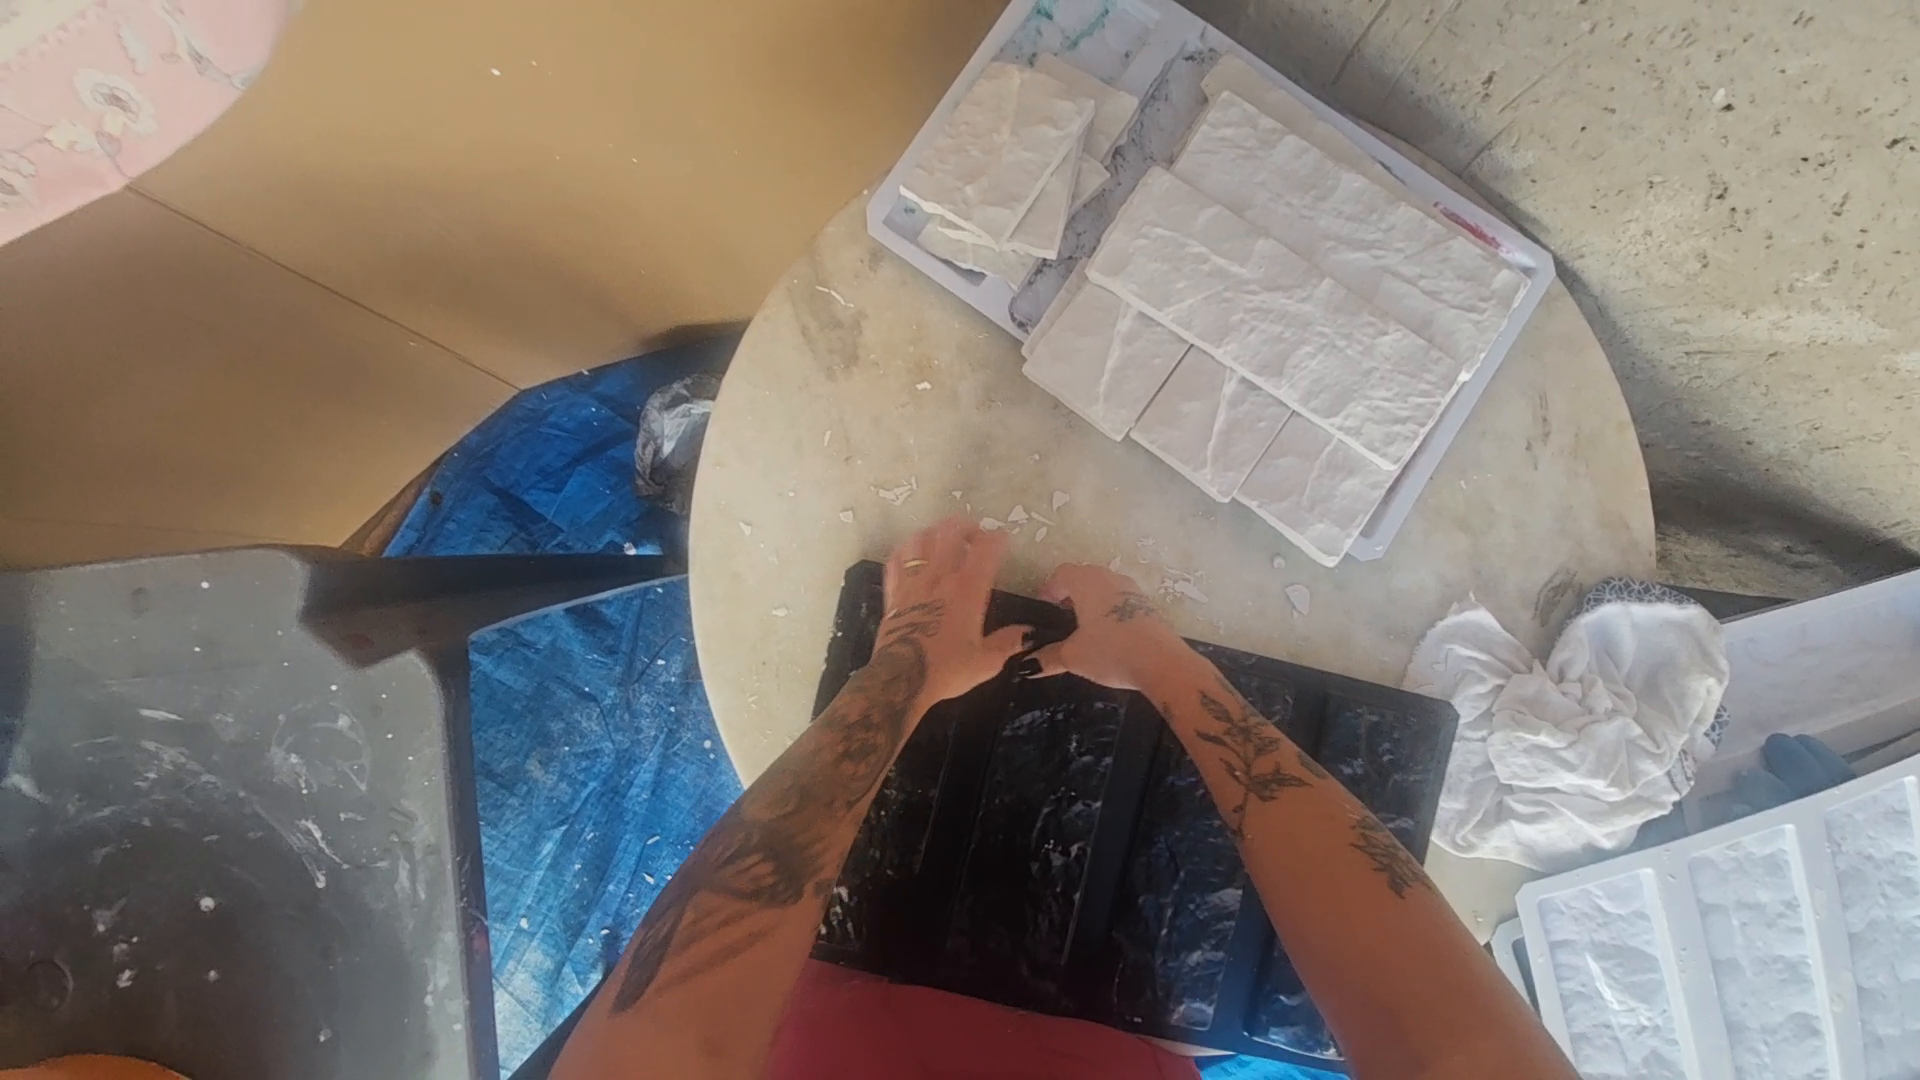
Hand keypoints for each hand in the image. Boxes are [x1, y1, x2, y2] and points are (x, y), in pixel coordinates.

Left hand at [875, 518, 1031, 710]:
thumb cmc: (947, 670)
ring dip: (934, 532)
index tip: (1002, 538)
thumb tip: (1028, 633)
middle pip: (950, 533)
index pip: (985, 549)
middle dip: (965, 526)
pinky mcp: (893, 594)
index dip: (996, 538)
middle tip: (974, 533)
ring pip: (920, 541)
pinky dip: (905, 551)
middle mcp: (940, 578)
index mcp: (968, 590)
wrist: (902, 679)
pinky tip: (911, 554)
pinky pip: (896, 561)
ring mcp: (913, 583)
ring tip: (942, 537)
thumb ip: (1008, 643)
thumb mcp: (986, 662)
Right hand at [1028, 564, 1188, 690]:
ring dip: (1091, 601)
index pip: (1061, 574)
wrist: (1163, 663)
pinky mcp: (1147, 605)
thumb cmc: (1111, 652)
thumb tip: (1028, 665)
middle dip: (1069, 593)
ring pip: (1104, 587)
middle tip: (1060, 617)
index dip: (1048, 589)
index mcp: (1086, 582)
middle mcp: (1109, 578)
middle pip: (1083, 577)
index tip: (1043, 608)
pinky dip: (1109, 610)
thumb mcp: (1073, 657)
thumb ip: (1048, 658)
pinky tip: (1108, 635)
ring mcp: (1131, 590)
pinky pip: (1120, 600)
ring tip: (1083, 627)